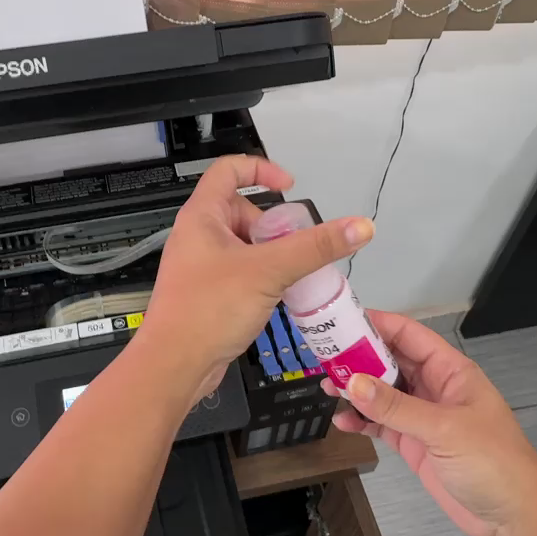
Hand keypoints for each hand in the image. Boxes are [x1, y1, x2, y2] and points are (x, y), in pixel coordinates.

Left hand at [139, 155, 371, 401]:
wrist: (175, 366)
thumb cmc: (210, 309)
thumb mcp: (268, 271)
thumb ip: (316, 247)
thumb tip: (361, 226)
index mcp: (201, 216)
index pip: (228, 170)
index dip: (261, 169)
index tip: (290, 187)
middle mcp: (197, 235)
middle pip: (241, 210)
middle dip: (273, 225)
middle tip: (294, 247)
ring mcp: (200, 266)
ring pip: (244, 245)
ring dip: (271, 254)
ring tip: (290, 275)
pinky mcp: (207, 293)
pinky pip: (240, 272)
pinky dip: (261, 277)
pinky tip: (278, 297)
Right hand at [330, 311, 536, 535]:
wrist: (515, 518)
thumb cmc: (493, 462)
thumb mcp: (444, 429)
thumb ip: (396, 406)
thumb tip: (352, 383)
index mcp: (451, 370)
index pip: (409, 335)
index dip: (377, 324)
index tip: (342, 321)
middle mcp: (435, 387)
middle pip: (391, 361)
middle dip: (359, 357)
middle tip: (324, 356)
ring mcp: (423, 417)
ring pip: (382, 393)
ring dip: (356, 390)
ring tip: (326, 386)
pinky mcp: (414, 444)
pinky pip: (382, 424)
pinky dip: (361, 421)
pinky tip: (342, 421)